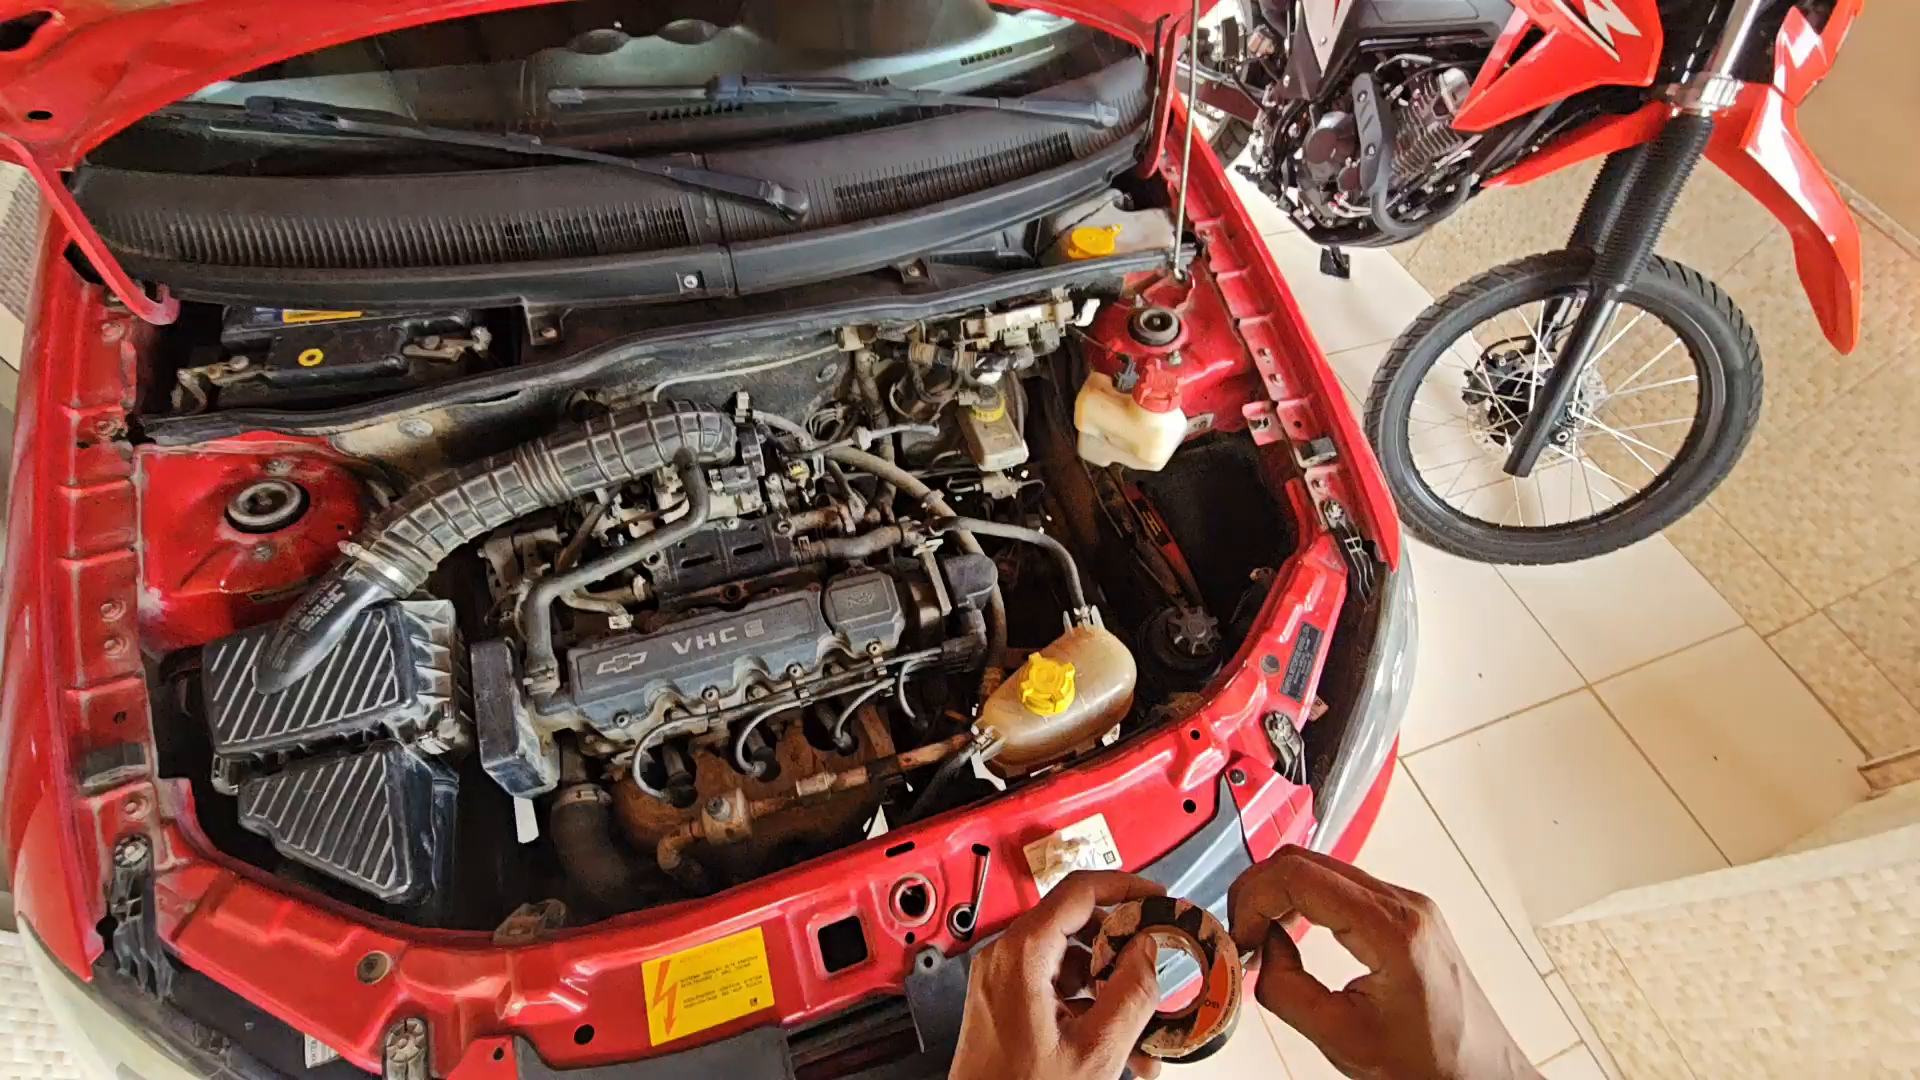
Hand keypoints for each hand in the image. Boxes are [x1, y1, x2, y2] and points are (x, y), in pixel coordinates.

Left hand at [950, 870, 1166, 1079]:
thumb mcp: (1095, 1053)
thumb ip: (1129, 995)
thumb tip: (1148, 948)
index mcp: (1023, 953)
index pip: (1079, 891)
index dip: (1124, 887)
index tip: (1156, 897)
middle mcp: (1005, 954)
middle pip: (1074, 923)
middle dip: (1120, 946)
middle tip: (1155, 963)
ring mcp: (1001, 976)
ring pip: (1066, 958)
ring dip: (1106, 983)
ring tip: (1142, 1027)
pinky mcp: (1002, 999)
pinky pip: (1050, 983)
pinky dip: (1084, 1001)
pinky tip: (1114, 1041)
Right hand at [1228, 846, 1539, 1079]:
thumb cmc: (1434, 1072)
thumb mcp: (1342, 1040)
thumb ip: (1284, 987)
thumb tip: (1261, 948)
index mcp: (1392, 929)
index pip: (1298, 875)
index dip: (1255, 896)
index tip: (1242, 931)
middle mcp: (1403, 903)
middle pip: (1304, 859)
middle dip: (1259, 889)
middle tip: (1242, 928)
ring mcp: (1406, 904)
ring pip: (1317, 864)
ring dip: (1277, 891)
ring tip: (1260, 931)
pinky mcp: (1402, 912)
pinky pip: (1336, 883)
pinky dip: (1301, 897)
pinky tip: (1289, 927)